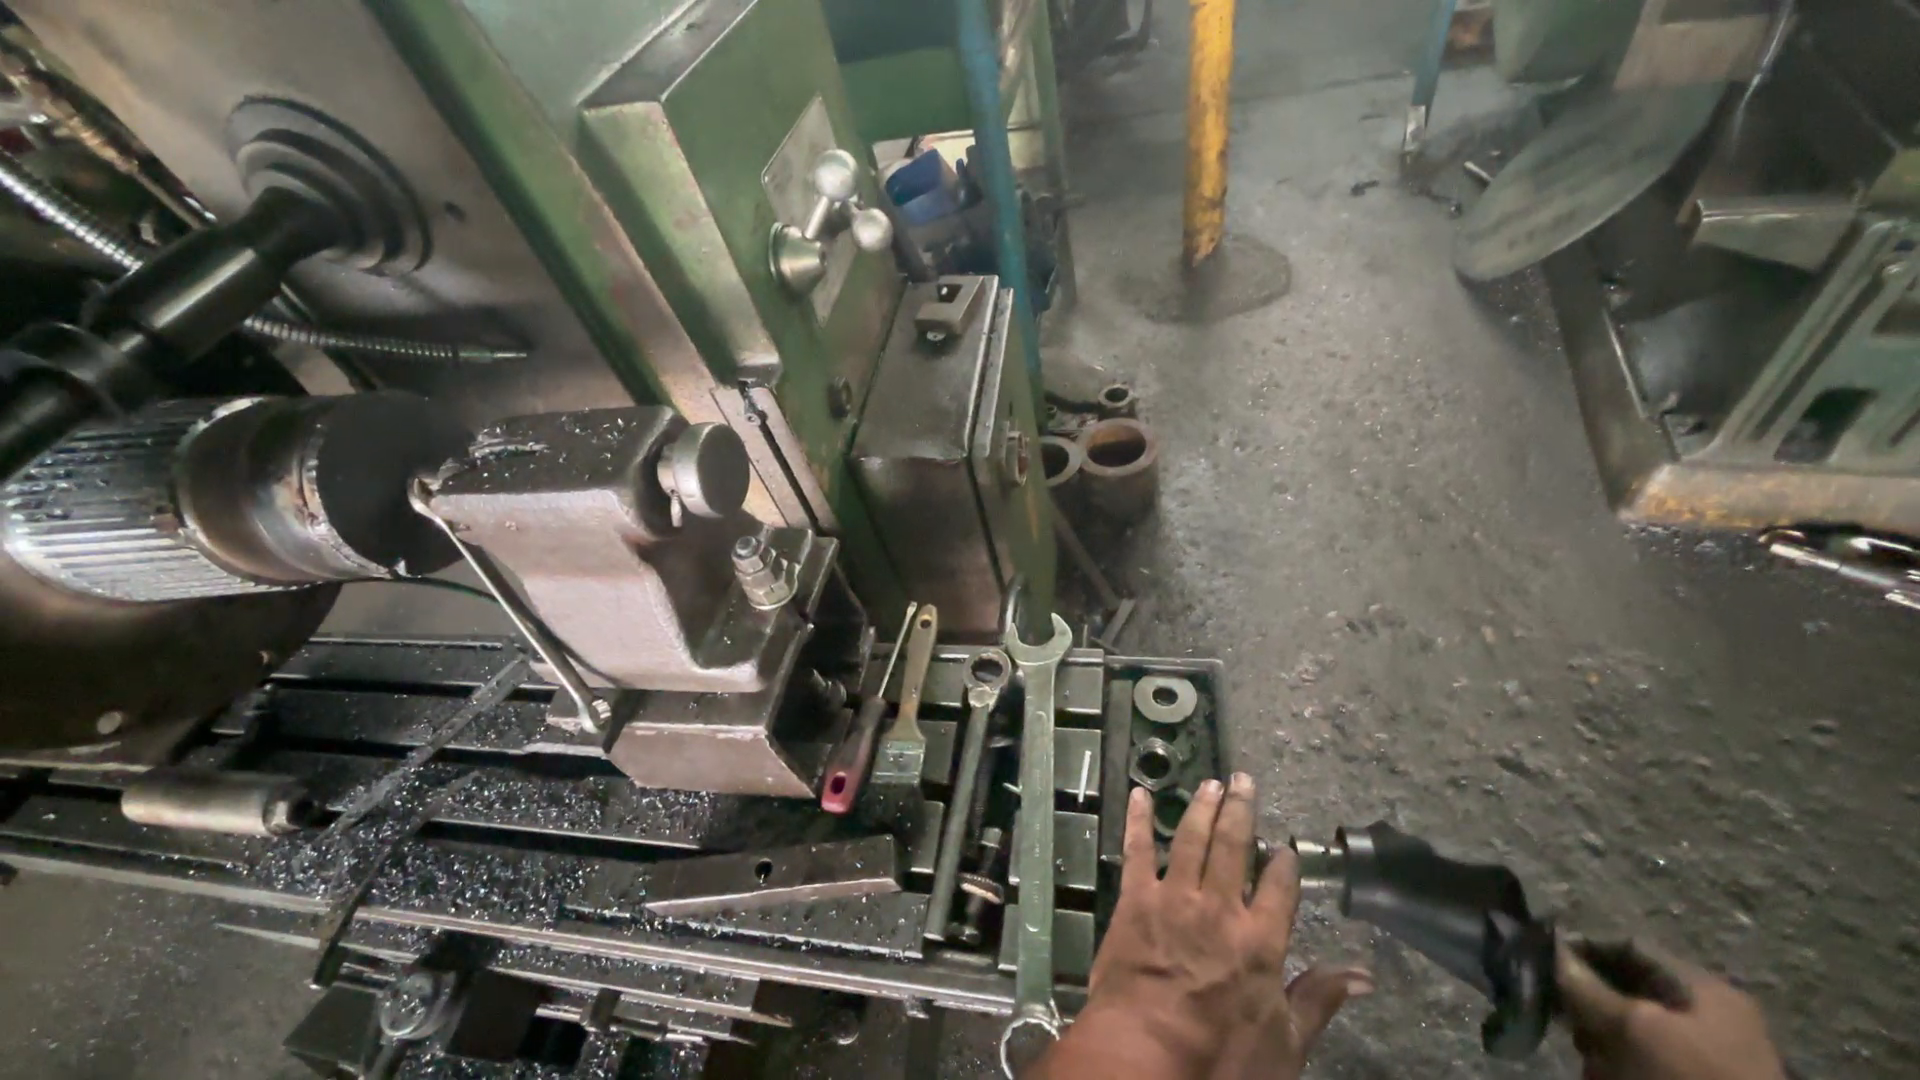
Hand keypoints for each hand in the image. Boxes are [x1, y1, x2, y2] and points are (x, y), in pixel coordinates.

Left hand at [1031, 773, 1370, 1079]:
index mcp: (1259, 940)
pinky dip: (1138, 819)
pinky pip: (1137, 850)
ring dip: (1202, 808)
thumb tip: (1363, 974)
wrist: (1145, 1052)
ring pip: (1191, 839)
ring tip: (1210, 783)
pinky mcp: (1135, 899)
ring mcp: (1174, 898)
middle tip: (1243, 781)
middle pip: (1234, 846)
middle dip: (1241, 810)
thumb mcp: (1284, 1043)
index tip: (1285, 846)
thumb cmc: (1218, 1056)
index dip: (1284, 862)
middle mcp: (1219, 907)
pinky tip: (1139, 794)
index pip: (1279, 886)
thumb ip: (1319, 999)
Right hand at [1557, 939, 1787, 1079]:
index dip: (1585, 950)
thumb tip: (1552, 953)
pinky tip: (1607, 1076)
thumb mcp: (1633, 1030)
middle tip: (1569, 1025)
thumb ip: (1587, 988)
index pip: (1630, 948)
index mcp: (1704, 989)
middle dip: (1591, 1008)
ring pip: (1628, 1031)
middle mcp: (1706, 1014)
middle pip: (1626, 990)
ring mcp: (1702, 1054)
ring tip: (1594, 1064)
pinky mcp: (1688, 1079)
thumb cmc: (1689, 1079)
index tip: (1547, 966)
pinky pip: (1639, 1063)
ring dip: (1600, 1044)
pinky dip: (1615, 1068)